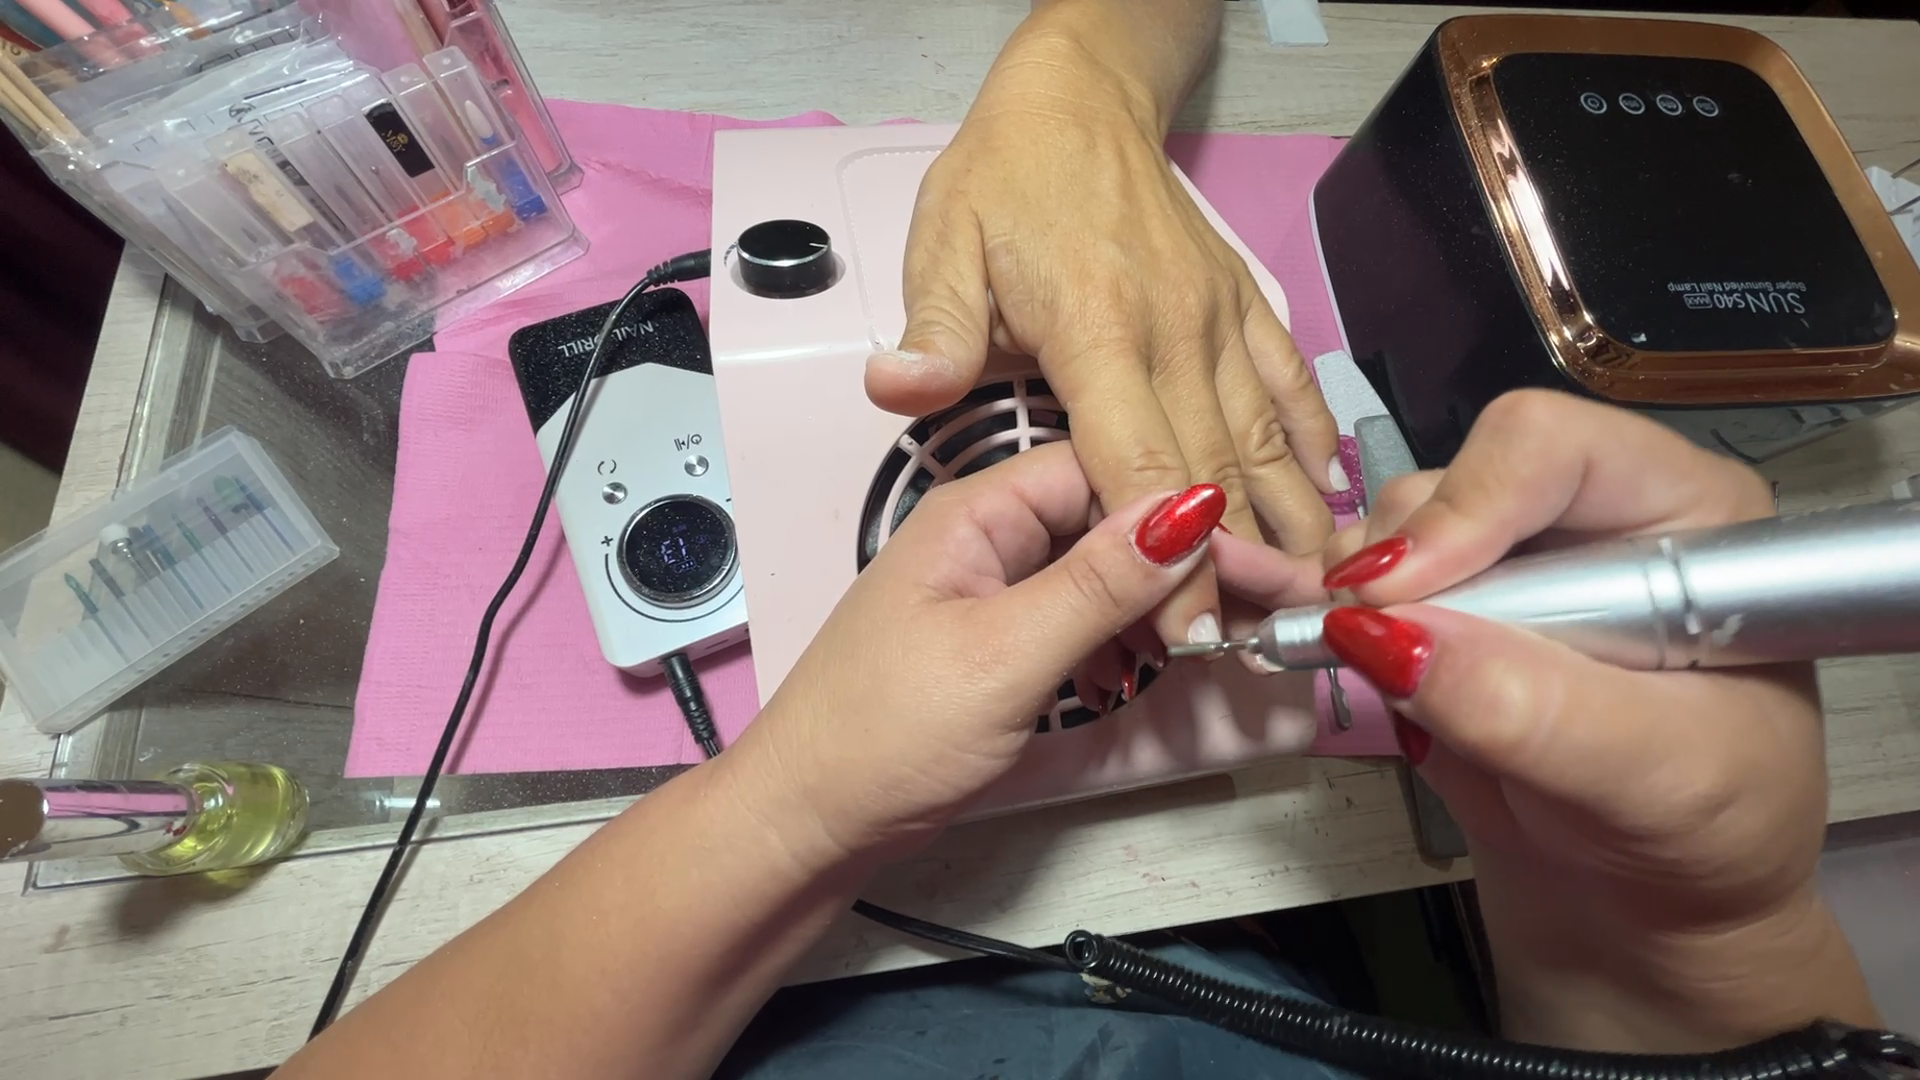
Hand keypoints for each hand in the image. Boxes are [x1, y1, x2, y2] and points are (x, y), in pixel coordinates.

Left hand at [725, 443, 1316, 860]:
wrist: (815, 816)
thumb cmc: (890, 731)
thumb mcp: (1002, 654)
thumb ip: (1096, 583)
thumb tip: (1191, 507)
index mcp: (979, 511)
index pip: (1102, 471)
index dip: (1184, 507)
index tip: (1261, 555)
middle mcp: (992, 535)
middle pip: (1110, 523)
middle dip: (1190, 561)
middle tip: (1279, 600)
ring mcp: (997, 588)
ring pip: (1101, 574)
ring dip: (1161, 603)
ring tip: (1224, 638)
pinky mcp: (1003, 637)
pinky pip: (1080, 618)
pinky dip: (1122, 638)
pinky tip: (1147, 667)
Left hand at [863, 18, 1340, 655]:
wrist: (1078, 98)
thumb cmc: (1004, 181)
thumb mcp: (946, 245)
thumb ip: (938, 330)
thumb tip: (895, 388)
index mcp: (1096, 333)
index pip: (1138, 466)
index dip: (1167, 556)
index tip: (1192, 629)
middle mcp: (1173, 334)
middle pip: (1213, 471)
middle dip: (1240, 563)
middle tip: (1264, 640)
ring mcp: (1219, 318)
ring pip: (1264, 438)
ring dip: (1291, 521)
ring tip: (1318, 594)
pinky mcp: (1241, 305)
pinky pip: (1289, 382)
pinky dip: (1311, 443)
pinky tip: (1329, 495)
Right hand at [1220, 390, 1876, 1049]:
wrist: (1619, 876)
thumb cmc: (1681, 825)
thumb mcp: (1645, 779)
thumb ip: (1523, 708)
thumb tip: (1380, 634)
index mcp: (1677, 518)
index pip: (1550, 449)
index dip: (1462, 507)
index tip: (1395, 595)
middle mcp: (1575, 515)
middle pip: (1447, 478)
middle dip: (1392, 558)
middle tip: (1361, 638)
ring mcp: (1494, 554)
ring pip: (1385, 520)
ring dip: (1350, 585)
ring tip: (1365, 658)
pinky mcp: (1430, 594)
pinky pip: (1350, 567)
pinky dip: (1325, 605)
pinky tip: (1341, 648)